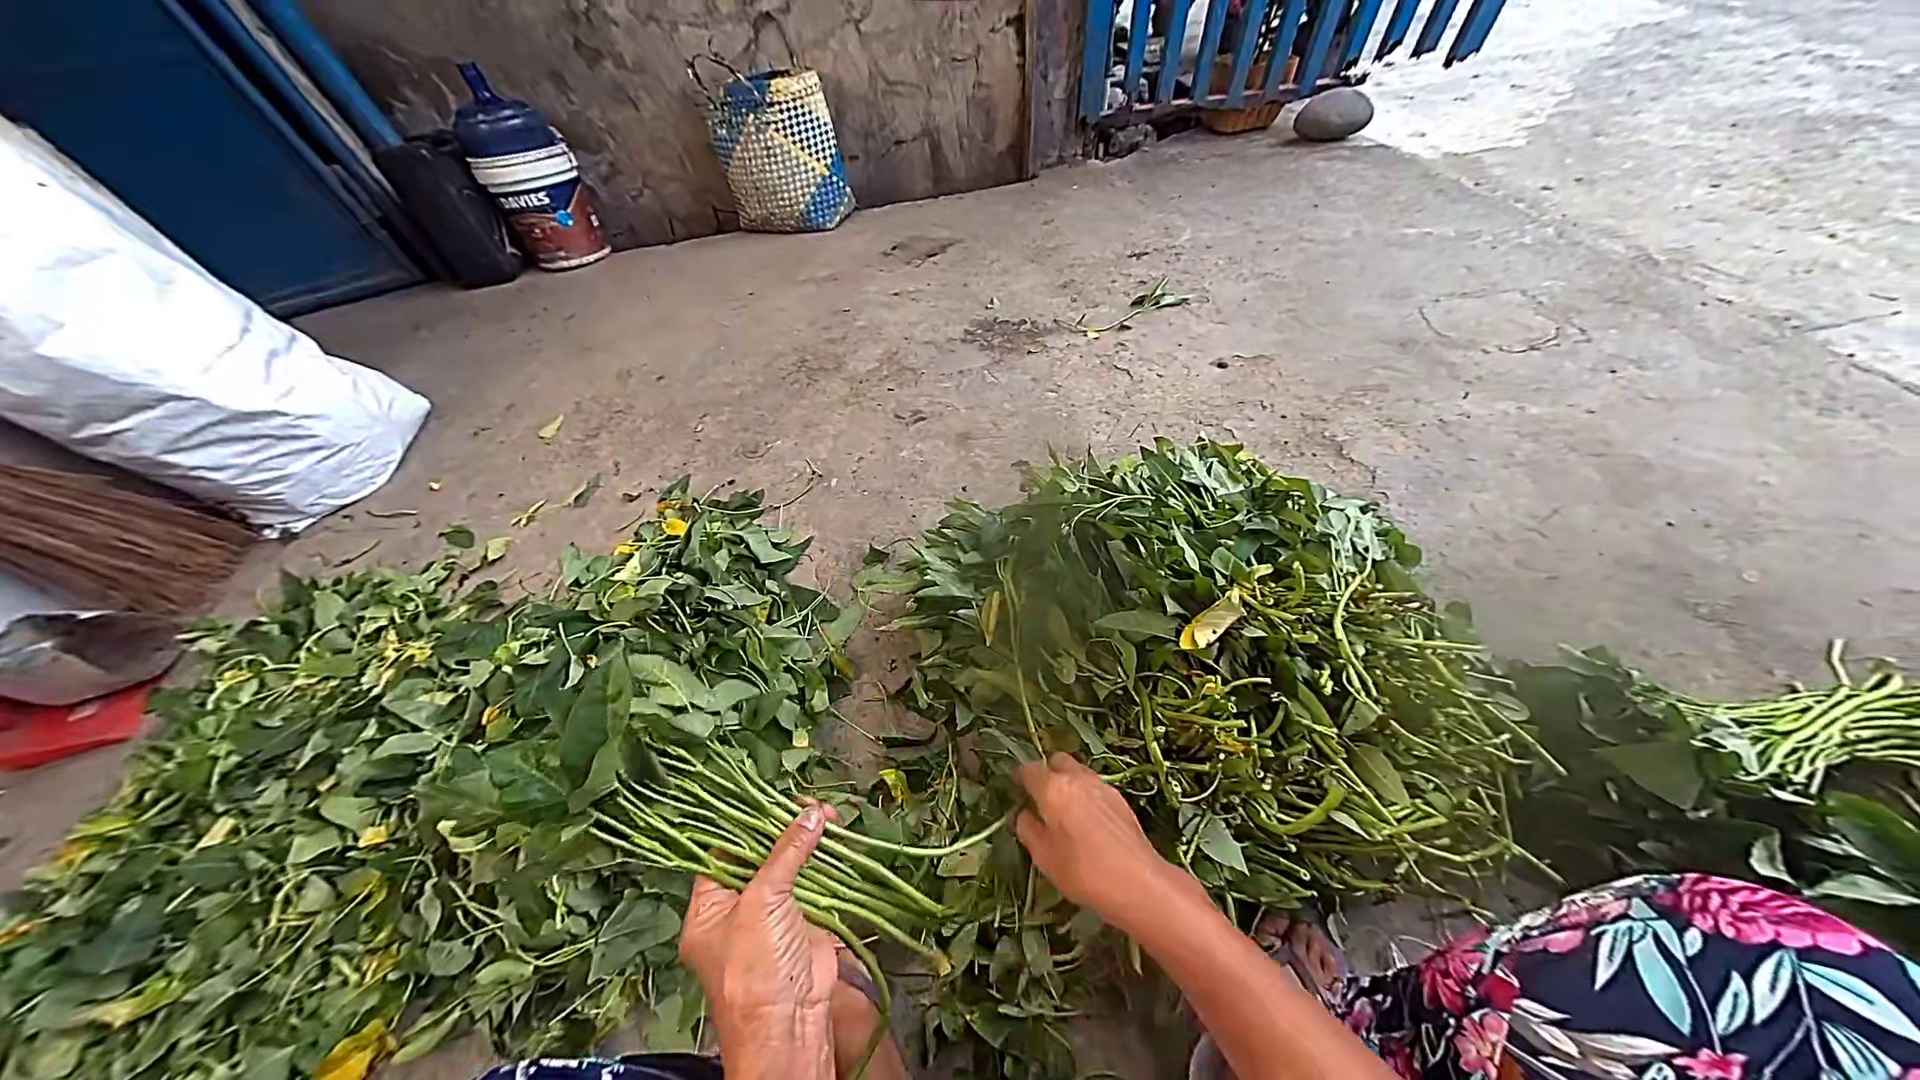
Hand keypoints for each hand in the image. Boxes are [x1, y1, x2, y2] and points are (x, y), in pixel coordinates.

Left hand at [679, 803, 839, 1079]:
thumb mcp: (761, 901)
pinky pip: (815, 879)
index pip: (723, 851)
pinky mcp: (804, 917)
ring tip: (826, 812)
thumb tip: (810, 814)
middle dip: (784, 827)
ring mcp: (773, 912)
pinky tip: (836, 835)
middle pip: (760, 854)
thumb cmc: (754, 972)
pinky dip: (827, 858)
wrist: (790, 1024)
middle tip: (805, 802)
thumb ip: (786, 852)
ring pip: (790, 864)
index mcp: (710, 906)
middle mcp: (739, 906)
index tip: (769, 797)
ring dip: (809, 839)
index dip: (746, 823)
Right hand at [1012, 753, 1201, 931]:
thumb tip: (1022, 813)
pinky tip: (1085, 820)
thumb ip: (1027, 828)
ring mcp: (1102, 786)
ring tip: (1062, 810)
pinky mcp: (1120, 799)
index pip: (1030, 769)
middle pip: (1057, 761)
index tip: (1015, 788)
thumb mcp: (1043, 856)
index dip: (1019, 777)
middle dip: (1046, 772)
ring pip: (1078, 771)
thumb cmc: (1083, 871)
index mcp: (1054, 788)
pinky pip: (1094, 786)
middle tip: (1039, 796)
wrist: (1139, 884)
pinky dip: (1084, 793)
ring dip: (1066, 782)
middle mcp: (1078, 778)